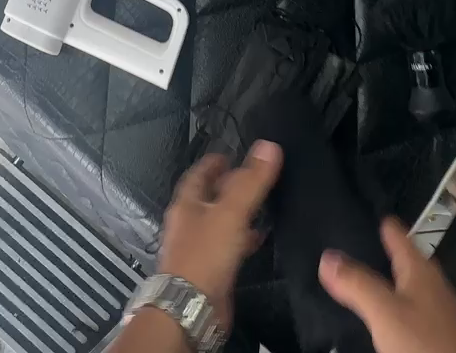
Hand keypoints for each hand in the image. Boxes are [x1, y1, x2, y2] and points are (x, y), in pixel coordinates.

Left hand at [157, 140, 281, 327]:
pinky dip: (243, 239)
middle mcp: (189, 223)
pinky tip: (258, 239)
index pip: (199, 173)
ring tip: (260, 205)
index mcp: (187, 203)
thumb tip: (269, 146)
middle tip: (250, 177)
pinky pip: (228, 246)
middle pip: (210, 197)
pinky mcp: (210, 269)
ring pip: (220, 221)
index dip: (215, 161)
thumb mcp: (231, 211)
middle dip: (229, 186)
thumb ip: (251, 181)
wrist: (191, 309)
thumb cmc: (204, 255)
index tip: (231, 154)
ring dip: (238, 213)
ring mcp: (198, 247)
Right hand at [320, 218, 455, 352]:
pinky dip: (386, 304)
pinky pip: (404, 307)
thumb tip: (327, 255)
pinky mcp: (434, 333)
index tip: (348, 211)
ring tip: (349, 279)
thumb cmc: (425, 344)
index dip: (372, 219)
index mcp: (419, 267)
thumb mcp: (385, 312)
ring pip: (400, 283)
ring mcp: (434, 308)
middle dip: (371, 252)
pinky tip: (372, 316)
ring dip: (378, 281)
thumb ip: (356, 283)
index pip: (393, 230)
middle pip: (397, 256)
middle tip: (339, 248)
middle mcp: (429, 282)